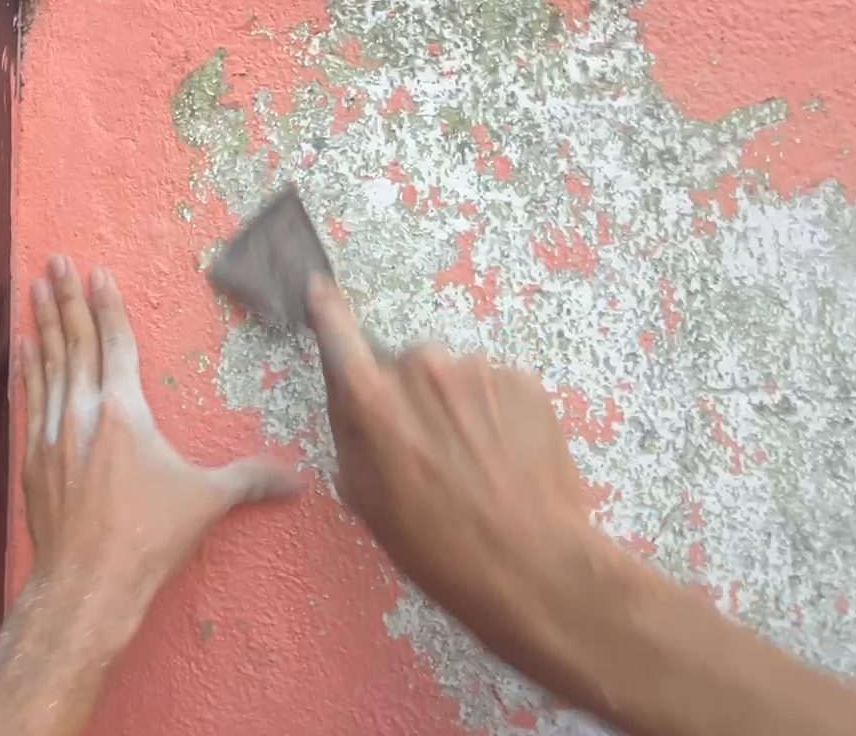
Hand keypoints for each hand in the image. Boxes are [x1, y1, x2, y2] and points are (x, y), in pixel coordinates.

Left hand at [19, 255, 299, 638]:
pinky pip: (30, 397)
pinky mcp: (34, 455)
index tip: (98, 272)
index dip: (108, 305)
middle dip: (68, 297)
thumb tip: (297, 481)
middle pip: (75, 340)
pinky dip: (28, 367)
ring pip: (49, 362)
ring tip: (35, 286)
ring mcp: (53, 431)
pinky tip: (23, 345)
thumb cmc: (148, 536)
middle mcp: (84, 410)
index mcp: (124, 411)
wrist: (87, 583)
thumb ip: (249, 479)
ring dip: (43, 321)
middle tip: (54, 259)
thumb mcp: (206, 502)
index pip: (116, 343)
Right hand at [306, 276, 627, 706]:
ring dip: (456, 406)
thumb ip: (351, 432)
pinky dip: (495, 413)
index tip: (319, 286)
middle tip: (430, 450)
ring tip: (476, 463)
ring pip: (453, 377)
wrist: (536, 569)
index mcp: (372, 399)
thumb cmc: (439, 545)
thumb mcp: (367, 497)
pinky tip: (505, 456)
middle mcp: (420, 368)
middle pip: (404, 366)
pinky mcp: (523, 380)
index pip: (337, 334)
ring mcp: (476, 370)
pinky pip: (494, 386)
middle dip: (411, 397)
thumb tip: (353, 400)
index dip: (325, 308)